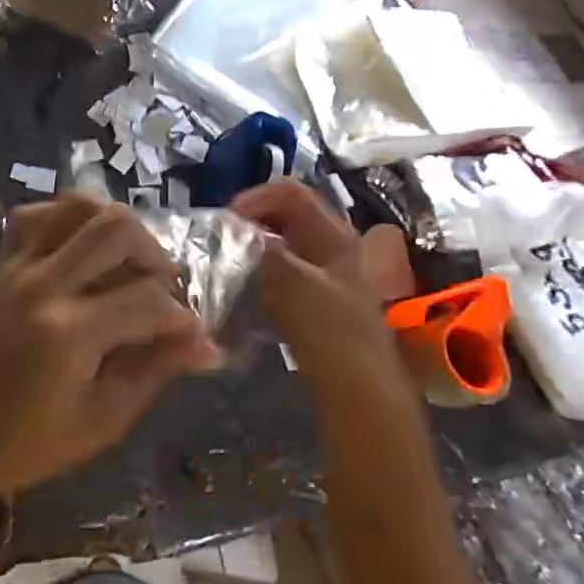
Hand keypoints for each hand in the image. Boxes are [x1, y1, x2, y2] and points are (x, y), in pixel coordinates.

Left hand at [0, 196, 217, 503]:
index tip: (194, 337)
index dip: (183, 318)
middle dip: (155, 256)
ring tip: (127, 266)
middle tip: (161, 292)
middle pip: (117, 228)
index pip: (148, 299)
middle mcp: (43, 285)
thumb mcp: (104, 419)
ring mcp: (17, 267)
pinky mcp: (1, 263)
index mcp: (69, 332)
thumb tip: (206, 343)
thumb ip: (156, 370)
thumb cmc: (28, 443)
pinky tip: (84, 253)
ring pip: (79, 206)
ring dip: (116, 229)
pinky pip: (38, 214)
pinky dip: (70, 222)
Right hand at [230, 181, 405, 391]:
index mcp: (335, 235)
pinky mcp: (321, 300)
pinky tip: (248, 289)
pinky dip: (265, 271)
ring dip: (257, 247)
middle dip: (254, 221)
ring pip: (286, 244)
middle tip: (222, 239)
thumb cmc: (330, 332)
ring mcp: (329, 274)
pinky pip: (287, 271)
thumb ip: (266, 253)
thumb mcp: (293, 285)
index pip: (292, 193)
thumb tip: (241, 234)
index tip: (226, 220)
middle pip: (289, 215)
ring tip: (229, 261)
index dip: (256, 197)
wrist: (360, 390)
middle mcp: (335, 247)